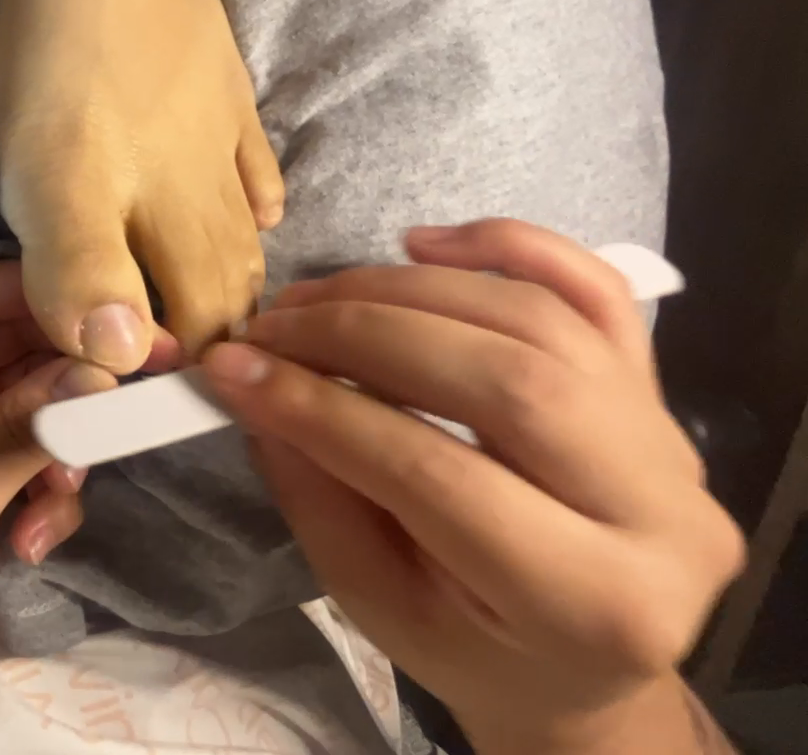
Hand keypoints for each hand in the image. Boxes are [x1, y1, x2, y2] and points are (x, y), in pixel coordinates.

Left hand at [0, 0, 282, 369]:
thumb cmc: (66, 73)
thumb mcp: (52, 187)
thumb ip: (85, 276)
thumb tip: (126, 363)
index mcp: (180, 228)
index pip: (198, 330)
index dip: (185, 375)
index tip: (166, 403)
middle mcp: (214, 189)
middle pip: (227, 284)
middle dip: (213, 334)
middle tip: (194, 366)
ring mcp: (221, 133)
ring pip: (242, 228)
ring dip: (232, 275)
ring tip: (223, 312)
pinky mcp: (214, 85)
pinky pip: (249, 159)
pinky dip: (252, 197)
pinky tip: (255, 208)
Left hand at [0, 262, 140, 679]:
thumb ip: (24, 428)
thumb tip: (100, 372)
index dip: (38, 291)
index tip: (113, 315)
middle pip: (15, 343)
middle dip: (71, 377)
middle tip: (136, 397)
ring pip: (35, 400)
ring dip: (60, 448)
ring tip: (57, 493)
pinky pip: (31, 449)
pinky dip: (45, 487)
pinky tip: (30, 540)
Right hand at [200, 220, 744, 752]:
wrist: (572, 654)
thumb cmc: (460, 638)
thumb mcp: (364, 591)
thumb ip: (308, 484)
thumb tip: (247, 380)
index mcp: (587, 598)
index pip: (433, 471)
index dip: (316, 407)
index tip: (229, 368)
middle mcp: (659, 510)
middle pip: (505, 379)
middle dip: (358, 334)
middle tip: (268, 327)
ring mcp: (668, 437)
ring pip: (537, 319)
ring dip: (400, 288)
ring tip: (311, 297)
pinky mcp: (654, 387)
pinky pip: (595, 288)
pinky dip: (507, 245)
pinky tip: (420, 243)